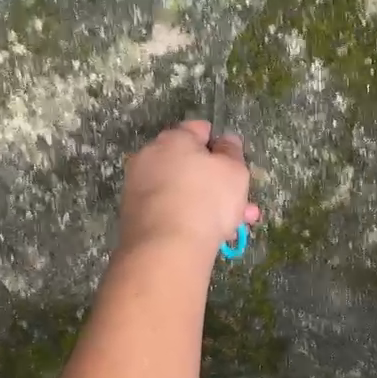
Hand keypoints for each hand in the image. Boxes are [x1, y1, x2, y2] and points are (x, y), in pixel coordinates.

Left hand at [117, 121, 260, 256]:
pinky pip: (170, 209)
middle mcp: (150, 157)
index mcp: (173, 139)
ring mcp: (138, 187)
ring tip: (232, 227)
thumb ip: (232, 152)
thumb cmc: (206, 200)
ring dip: (208, 204)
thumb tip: (225, 141)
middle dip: (218, 183)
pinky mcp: (135, 215)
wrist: (166, 248)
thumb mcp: (234, 171)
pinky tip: (210, 236)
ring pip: (183, 190)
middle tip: (241, 203)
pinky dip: (189, 217)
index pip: (199, 129)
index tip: (235, 165)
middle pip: (190, 164)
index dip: (220, 144)